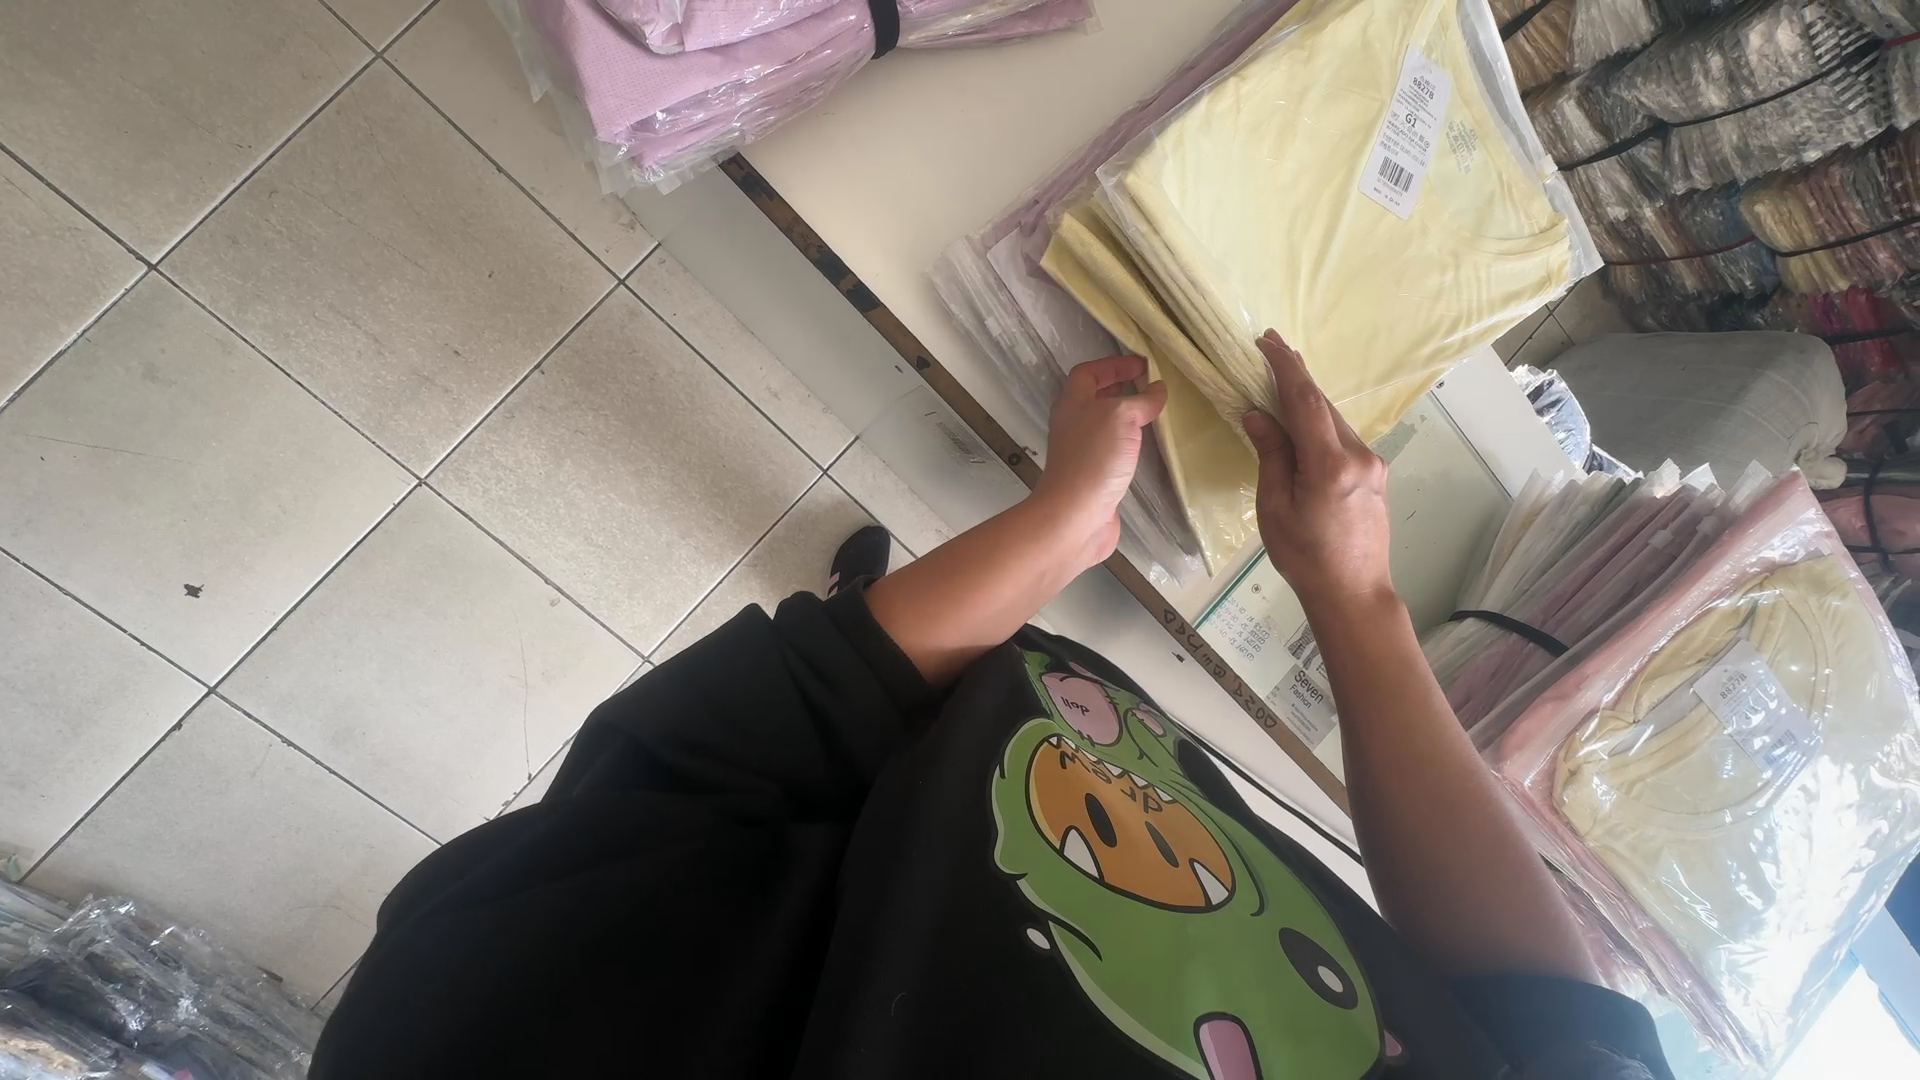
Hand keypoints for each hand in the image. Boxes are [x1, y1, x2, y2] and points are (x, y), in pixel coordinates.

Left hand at [1031, 355, 1168, 571]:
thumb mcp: (1120, 416)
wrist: (1076, 515)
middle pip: (1095, 397)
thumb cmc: (1094, 458)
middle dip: (1121, 388)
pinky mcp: (1093, 475)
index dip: (1113, 364)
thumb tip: (1157, 390)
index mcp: (1072, 403)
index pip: (1088, 372)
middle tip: (1151, 387)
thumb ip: (1141, 400)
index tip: (1142, 365)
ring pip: (1105, 424)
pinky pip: (1112, 449)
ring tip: (1154, 412)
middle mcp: (1073, 424)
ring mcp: (1082, 451)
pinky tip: (1146, 445)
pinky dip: (1128, 442)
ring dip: (1126, 416)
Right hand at [1242, 331, 1393, 616]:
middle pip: (1322, 405)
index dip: (1286, 367)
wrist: (1353, 591)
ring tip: (1278, 389)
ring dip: (1307, 403)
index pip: (1305, 401)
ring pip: (1334, 421)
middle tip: (1269, 353)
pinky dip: (1319, 425)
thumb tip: (1258, 415)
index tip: (1269, 341)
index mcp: (1330, 464)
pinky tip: (1302, 428)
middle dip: (1296, 378)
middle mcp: (1359, 455)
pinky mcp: (1374, 474)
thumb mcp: (1274, 508)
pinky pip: (1342, 438)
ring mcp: (1372, 463)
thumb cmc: (1304, 556)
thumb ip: (1271, 456)